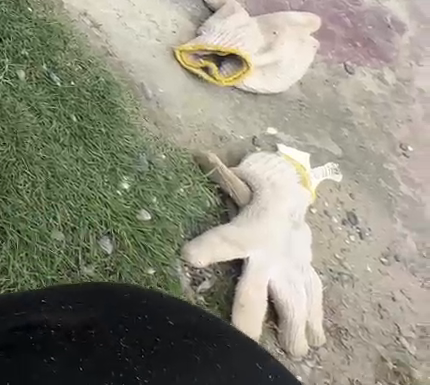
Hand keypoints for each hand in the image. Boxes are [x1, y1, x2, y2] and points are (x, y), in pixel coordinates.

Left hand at [182, 150, 332, 357]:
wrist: (294, 197)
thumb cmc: (253, 189)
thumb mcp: (238, 181)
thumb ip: (219, 174)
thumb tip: (199, 154)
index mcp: (251, 229)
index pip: (227, 240)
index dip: (209, 249)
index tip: (188, 257)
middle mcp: (275, 254)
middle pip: (261, 287)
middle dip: (251, 311)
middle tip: (242, 335)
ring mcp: (295, 269)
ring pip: (295, 303)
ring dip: (293, 327)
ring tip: (292, 350)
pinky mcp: (307, 276)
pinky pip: (314, 302)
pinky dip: (315, 322)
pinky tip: (316, 341)